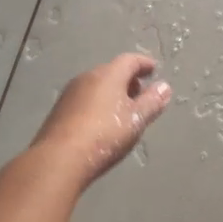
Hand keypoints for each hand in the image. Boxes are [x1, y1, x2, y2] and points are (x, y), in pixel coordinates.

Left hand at [30, 53, 172, 186]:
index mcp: (109, 74)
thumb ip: (152, 102)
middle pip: (112, 71)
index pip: (130, 60)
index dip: (144, 64)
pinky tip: (98, 123)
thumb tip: (165, 87)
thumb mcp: (135, 121)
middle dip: (127, 80)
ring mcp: (70, 94)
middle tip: (139, 93)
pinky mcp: (58, 111)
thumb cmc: (103, 136)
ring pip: (96, 86)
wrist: (57, 161)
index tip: (153, 69)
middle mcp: (88, 76)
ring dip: (110, 93)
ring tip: (120, 111)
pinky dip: (96, 104)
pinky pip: (84, 100)